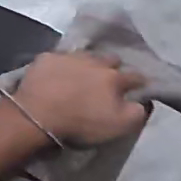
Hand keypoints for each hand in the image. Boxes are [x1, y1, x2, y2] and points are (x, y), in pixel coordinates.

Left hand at [12, 51, 147, 144]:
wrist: (37, 115)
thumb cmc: (81, 123)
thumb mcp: (120, 126)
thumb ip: (137, 111)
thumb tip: (142, 100)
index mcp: (115, 77)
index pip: (136, 76)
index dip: (139, 83)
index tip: (137, 88)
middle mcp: (94, 61)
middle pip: (111, 59)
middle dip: (113, 67)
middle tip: (106, 78)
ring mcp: (68, 56)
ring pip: (85, 54)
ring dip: (87, 62)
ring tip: (81, 72)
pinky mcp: (46, 58)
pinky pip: (59, 56)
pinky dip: (61, 63)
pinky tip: (57, 71)